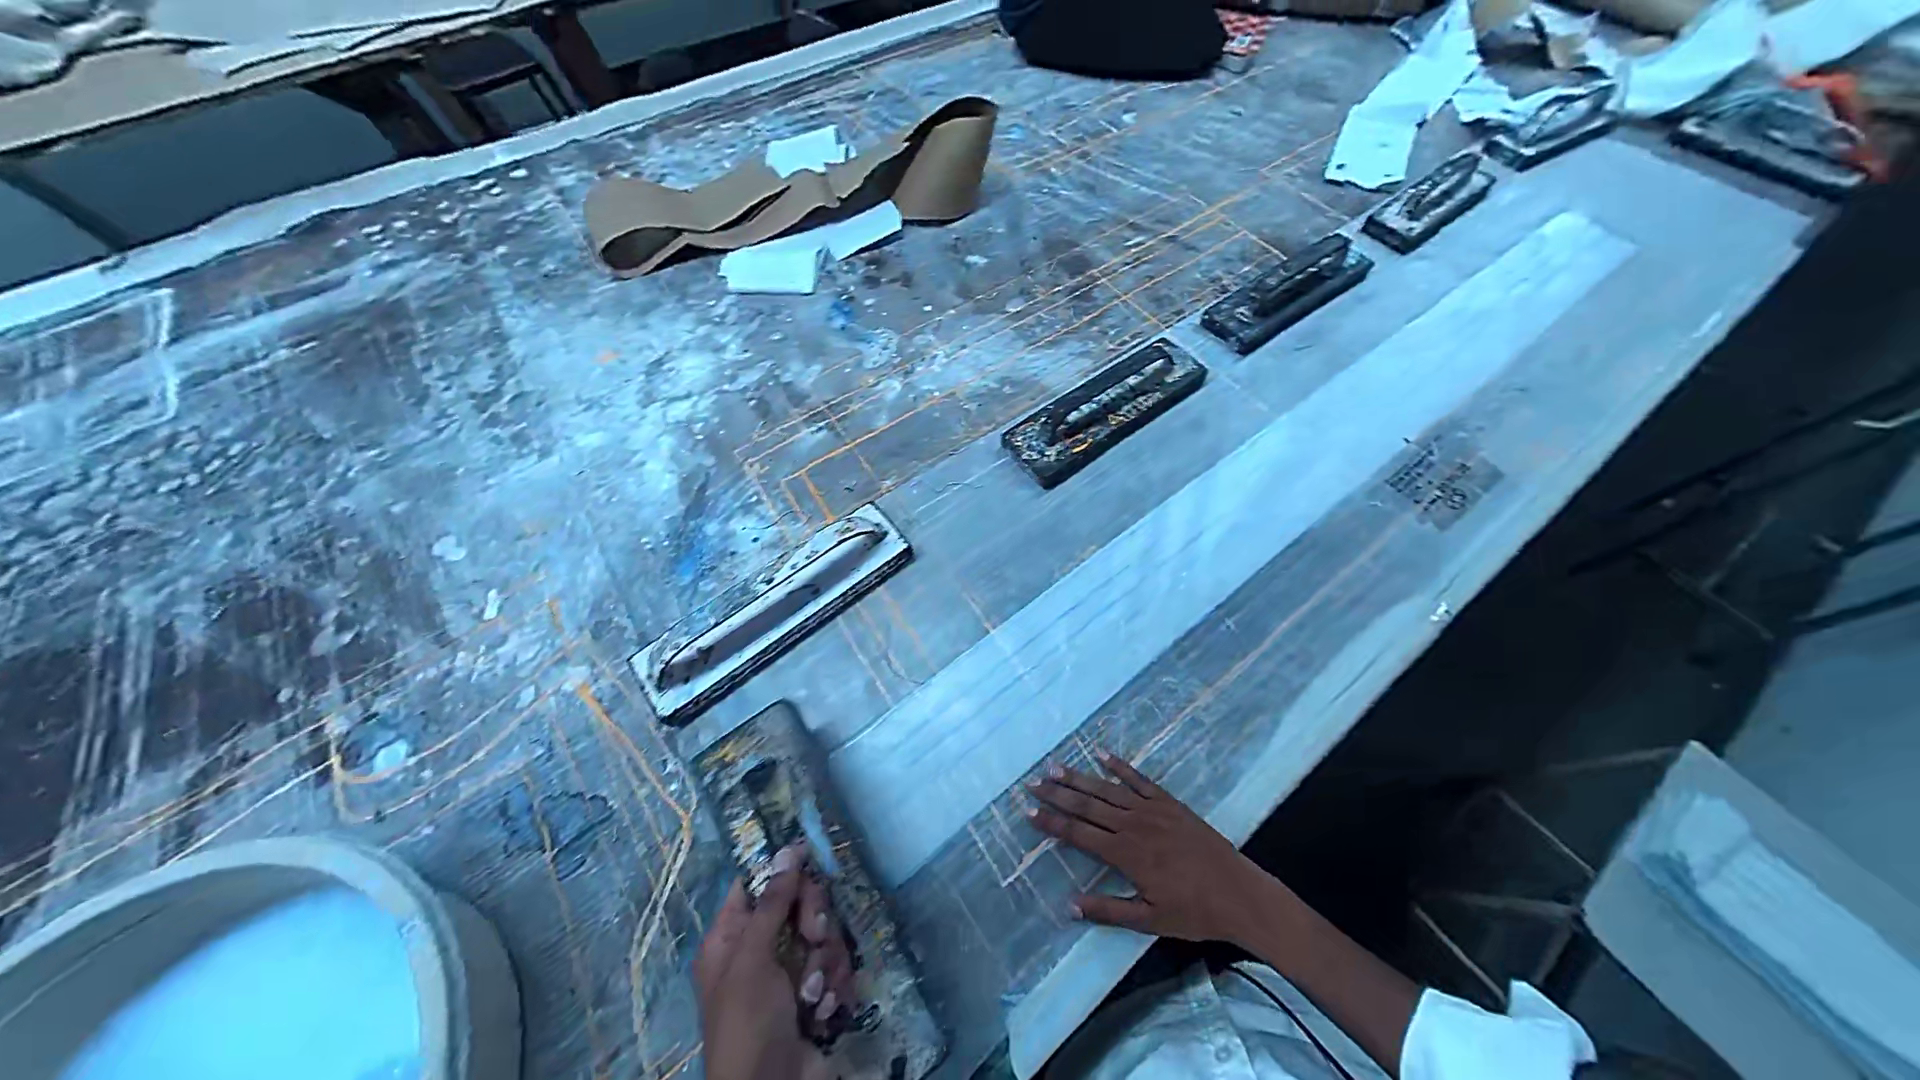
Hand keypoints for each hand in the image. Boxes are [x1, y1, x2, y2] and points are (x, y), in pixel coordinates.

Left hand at [693, 846, 852, 1079]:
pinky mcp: (814, 993)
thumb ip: (772, 902)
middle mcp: (759, 950)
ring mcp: (789, 973)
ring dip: (825, 960)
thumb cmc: (747, 1025)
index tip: (809, 859)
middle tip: (814, 936)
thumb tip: (787, 849)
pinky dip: (833, 985)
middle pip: (797, 904)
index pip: (756, 884)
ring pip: (822, 934)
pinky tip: (823, 1010)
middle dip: (813, 919)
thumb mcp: (753, 960)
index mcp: (731, 939)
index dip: (781, 870)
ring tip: (813, 993)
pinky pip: (834, 966)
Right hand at [1027, 752, 1275, 944]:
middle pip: (1087, 805)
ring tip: (1055, 767)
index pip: (1079, 834)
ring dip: (1080, 777)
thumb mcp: (1149, 920)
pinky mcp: (1169, 803)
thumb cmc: (1193, 912)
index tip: (1029, 811)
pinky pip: (1139, 780)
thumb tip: (1069, 906)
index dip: (1052, 823)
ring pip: (1107, 789)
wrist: (1239, 893)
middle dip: (1057, 794)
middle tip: (1033, 783)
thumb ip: (1108, 911)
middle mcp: (1133, 826)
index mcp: (1125, 854)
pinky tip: (1102, 754)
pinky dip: (1120, 766)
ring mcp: (1152, 810)